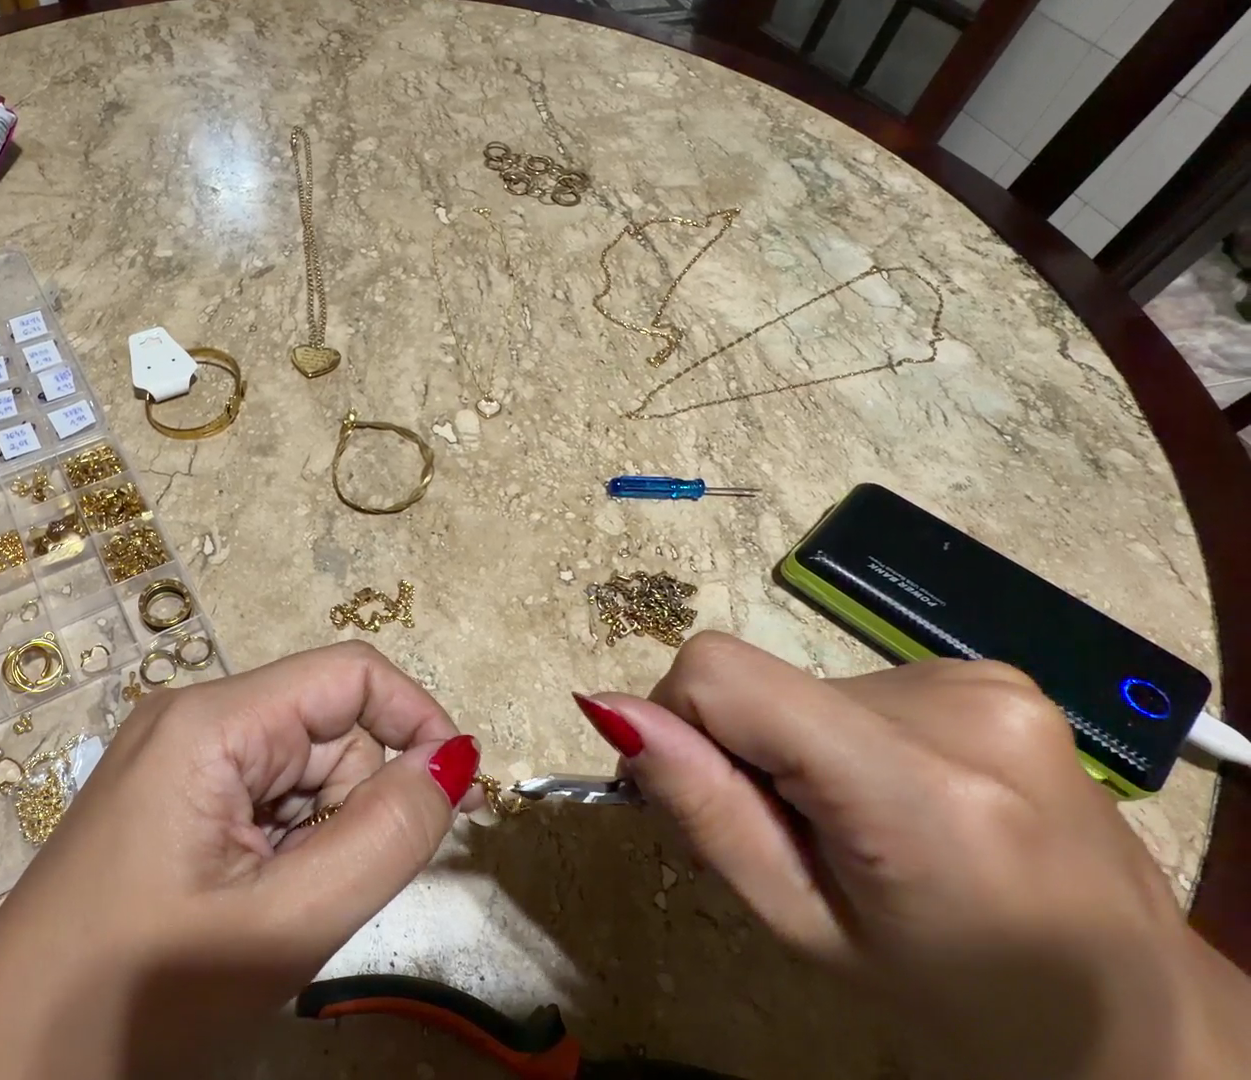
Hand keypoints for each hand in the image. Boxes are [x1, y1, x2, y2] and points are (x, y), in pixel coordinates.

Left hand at [0, 641, 483, 1078]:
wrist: (12, 1056)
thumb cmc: (148, 990)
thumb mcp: (285, 922)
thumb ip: (385, 837)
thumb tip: (453, 762)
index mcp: (209, 721)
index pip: (349, 674)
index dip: (417, 720)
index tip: (459, 795)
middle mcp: (190, 719)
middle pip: (323, 729)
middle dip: (354, 805)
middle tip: (324, 894)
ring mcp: (173, 759)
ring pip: (297, 772)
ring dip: (318, 836)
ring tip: (275, 909)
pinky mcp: (167, 798)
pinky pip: (261, 800)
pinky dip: (284, 847)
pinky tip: (250, 904)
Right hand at [575, 631, 1250, 1079]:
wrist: (1135, 1012)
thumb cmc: (952, 998)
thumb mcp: (803, 926)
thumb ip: (706, 811)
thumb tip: (610, 713)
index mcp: (918, 789)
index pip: (723, 676)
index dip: (676, 717)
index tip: (691, 788)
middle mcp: (958, 707)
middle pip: (760, 682)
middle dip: (737, 749)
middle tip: (785, 836)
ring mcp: (986, 682)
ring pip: (799, 685)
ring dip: (791, 747)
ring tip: (850, 826)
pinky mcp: (991, 676)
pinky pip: (850, 686)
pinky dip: (838, 736)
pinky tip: (891, 799)